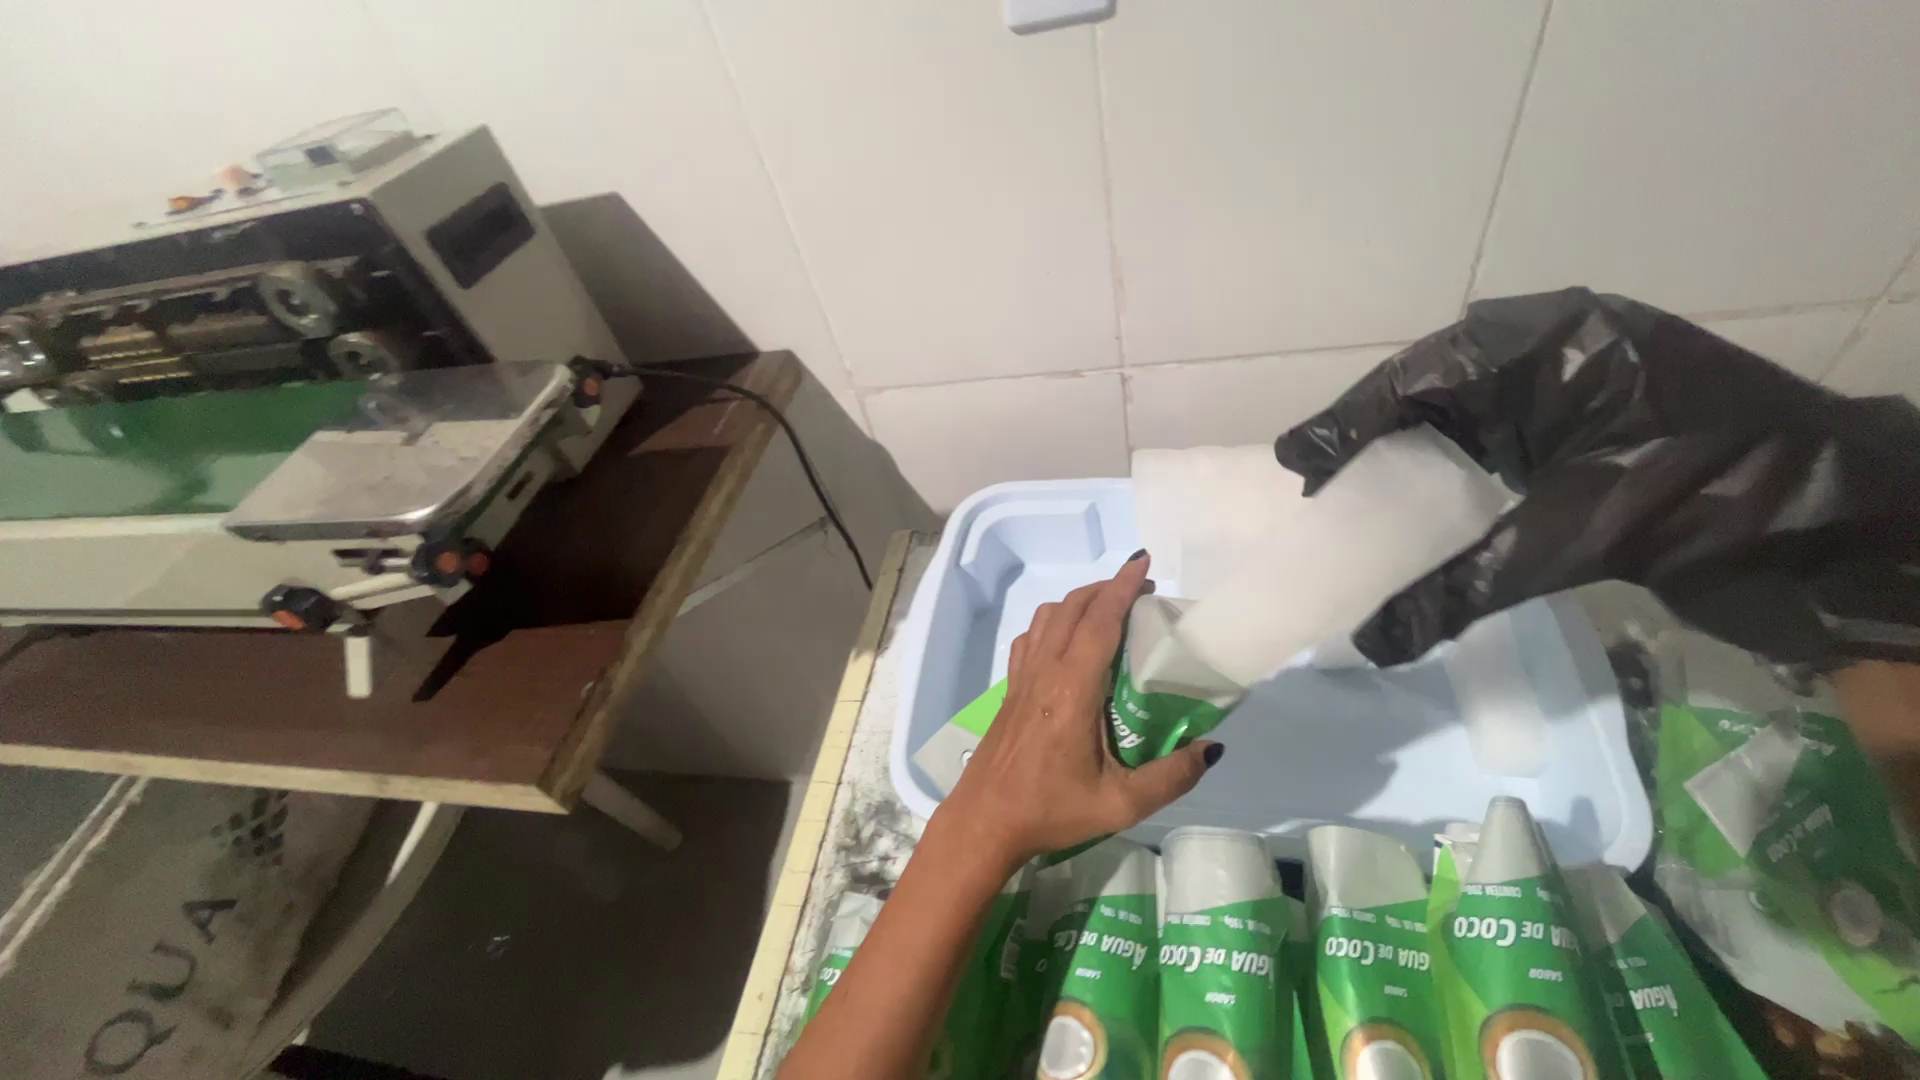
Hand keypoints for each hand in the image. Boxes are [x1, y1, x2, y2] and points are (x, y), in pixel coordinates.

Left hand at [933, 552, 1219, 867]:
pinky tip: (1069, 640)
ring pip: (1048, 617)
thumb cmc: (1052, 810)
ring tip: (1111, 610)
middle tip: (1142, 590)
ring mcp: (1022, 677)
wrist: (985, 820)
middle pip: (1074, 608)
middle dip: (1108, 588)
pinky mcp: (1010, 688)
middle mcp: (1045, 671)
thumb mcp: (1121, 804)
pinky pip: (1031, 637)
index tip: (1144, 563)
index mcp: (1073, 689)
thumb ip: (1172, 777)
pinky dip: (1054, 622)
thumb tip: (1212, 748)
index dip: (1123, 587)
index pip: (1100, 621)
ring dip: (1080, 601)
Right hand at [1276, 287, 1919, 668]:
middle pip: (1434, 385)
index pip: (1423, 373)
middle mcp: (1561, 351)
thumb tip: (1375, 643)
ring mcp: (1581, 386)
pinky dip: (1450, 470)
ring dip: (1406, 448)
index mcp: (1557, 344)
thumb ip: (1466, 584)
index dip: (1350, 416)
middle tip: (1315, 478)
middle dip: (1370, 429)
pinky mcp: (1595, 427)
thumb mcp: (1584, 535)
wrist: (1873, 528)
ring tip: (1350, 487)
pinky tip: (1419, 501)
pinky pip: (1498, 438)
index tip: (1296, 459)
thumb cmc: (1729, 501)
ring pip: (1463, 410)